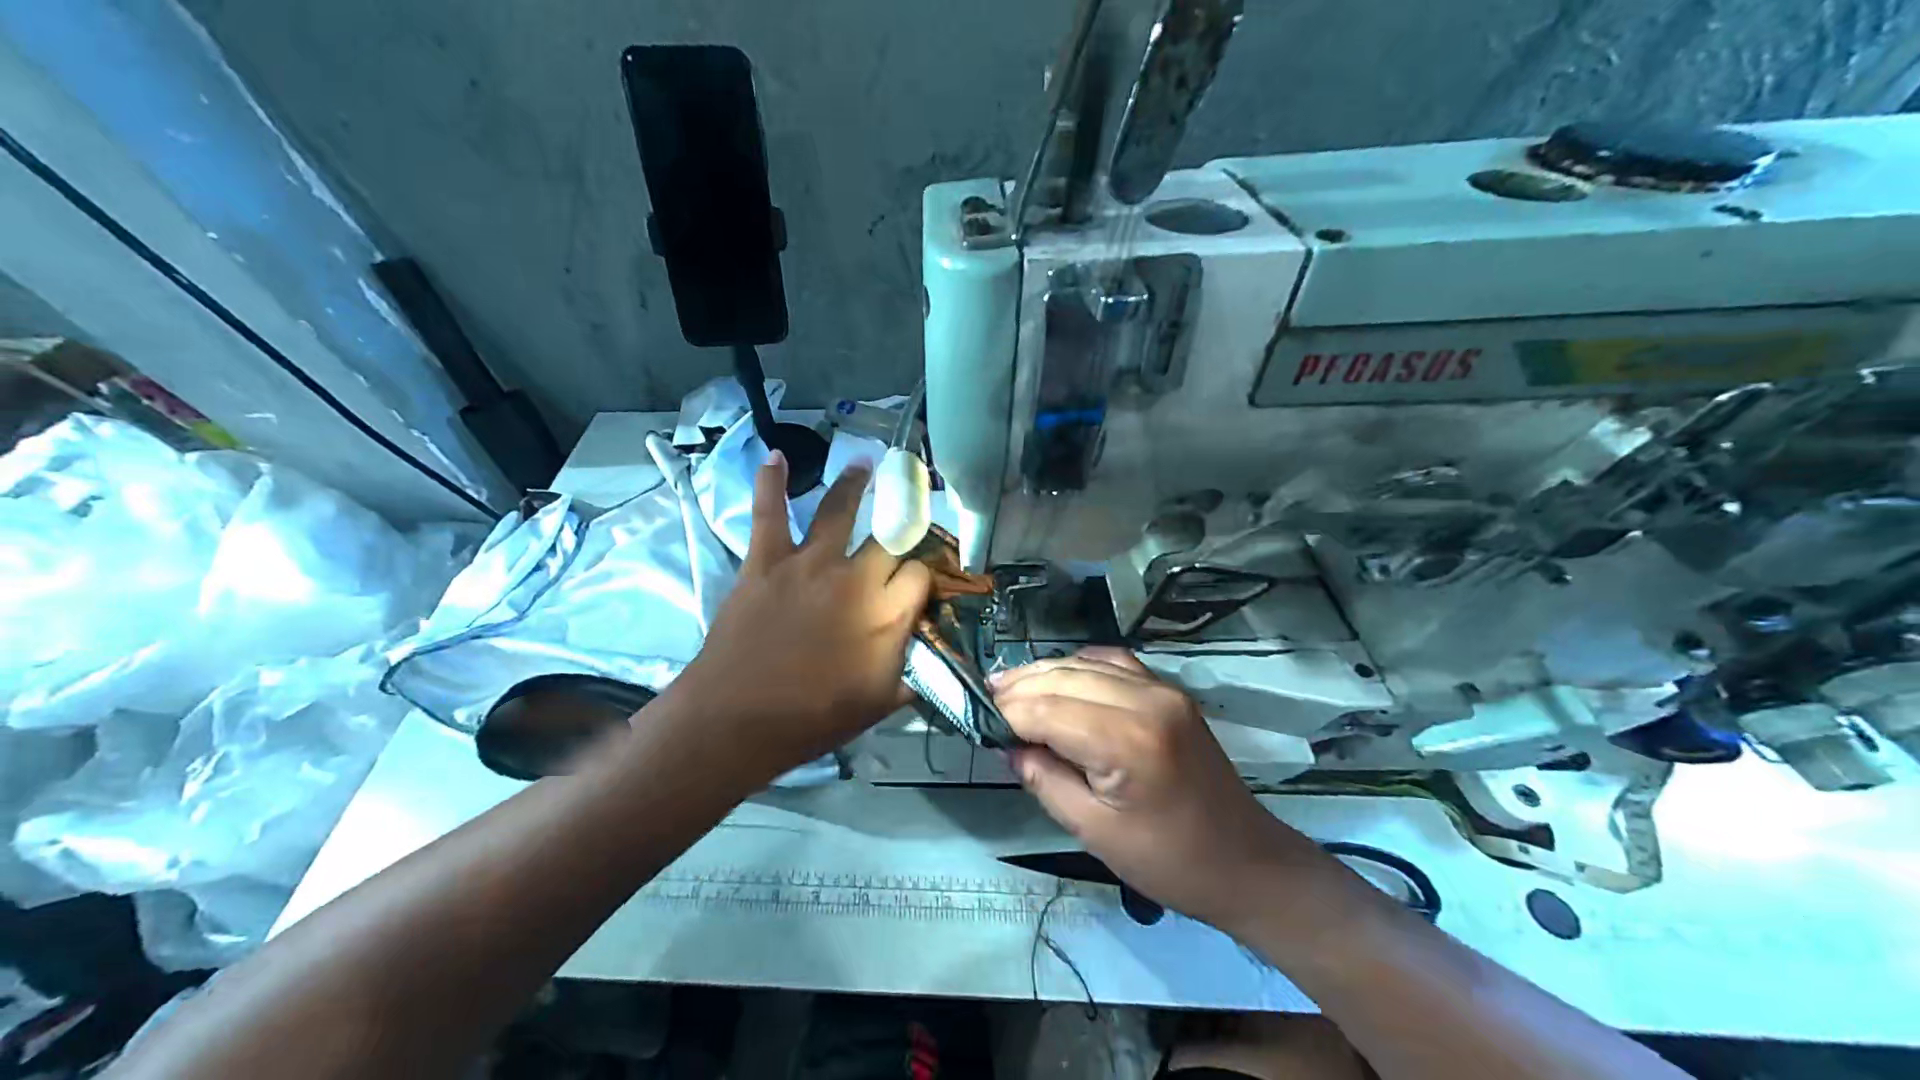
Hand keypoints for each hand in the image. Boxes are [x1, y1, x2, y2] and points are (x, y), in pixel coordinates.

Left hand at [668, 451, 931, 775]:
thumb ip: (913, 672)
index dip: (925, 577)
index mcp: (887, 614)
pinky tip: (776, 455)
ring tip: (866, 464)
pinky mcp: (766, 561)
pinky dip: (771, 483)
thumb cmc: (812, 719)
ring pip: (840, 510)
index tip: (920, 584)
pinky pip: (770, 513)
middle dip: (904, 526)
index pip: (921, 575)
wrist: (736, 720)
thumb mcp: (880, 704)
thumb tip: (933, 652)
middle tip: (908, 515)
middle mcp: (856, 578)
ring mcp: (809, 563)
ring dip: (856, 484)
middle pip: (891, 539)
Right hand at [992, 648, 1353, 933]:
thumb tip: (1008, 746)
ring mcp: (1162, 689)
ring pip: (1085, 663)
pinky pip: (1113, 662)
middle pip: (1063, 678)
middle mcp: (1146, 700)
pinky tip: (1057, 679)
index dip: (1007, 714)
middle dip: (1019, 688)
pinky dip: (1079, 666)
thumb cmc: (1170, 862)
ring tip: (1008, 688)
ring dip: (1044, 673)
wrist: (1247, 863)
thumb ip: (1045, 780)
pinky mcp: (1169, 691)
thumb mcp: (1095, 832)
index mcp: (1128, 740)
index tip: (977, 722)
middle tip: (984, 702)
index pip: (1046, 710)